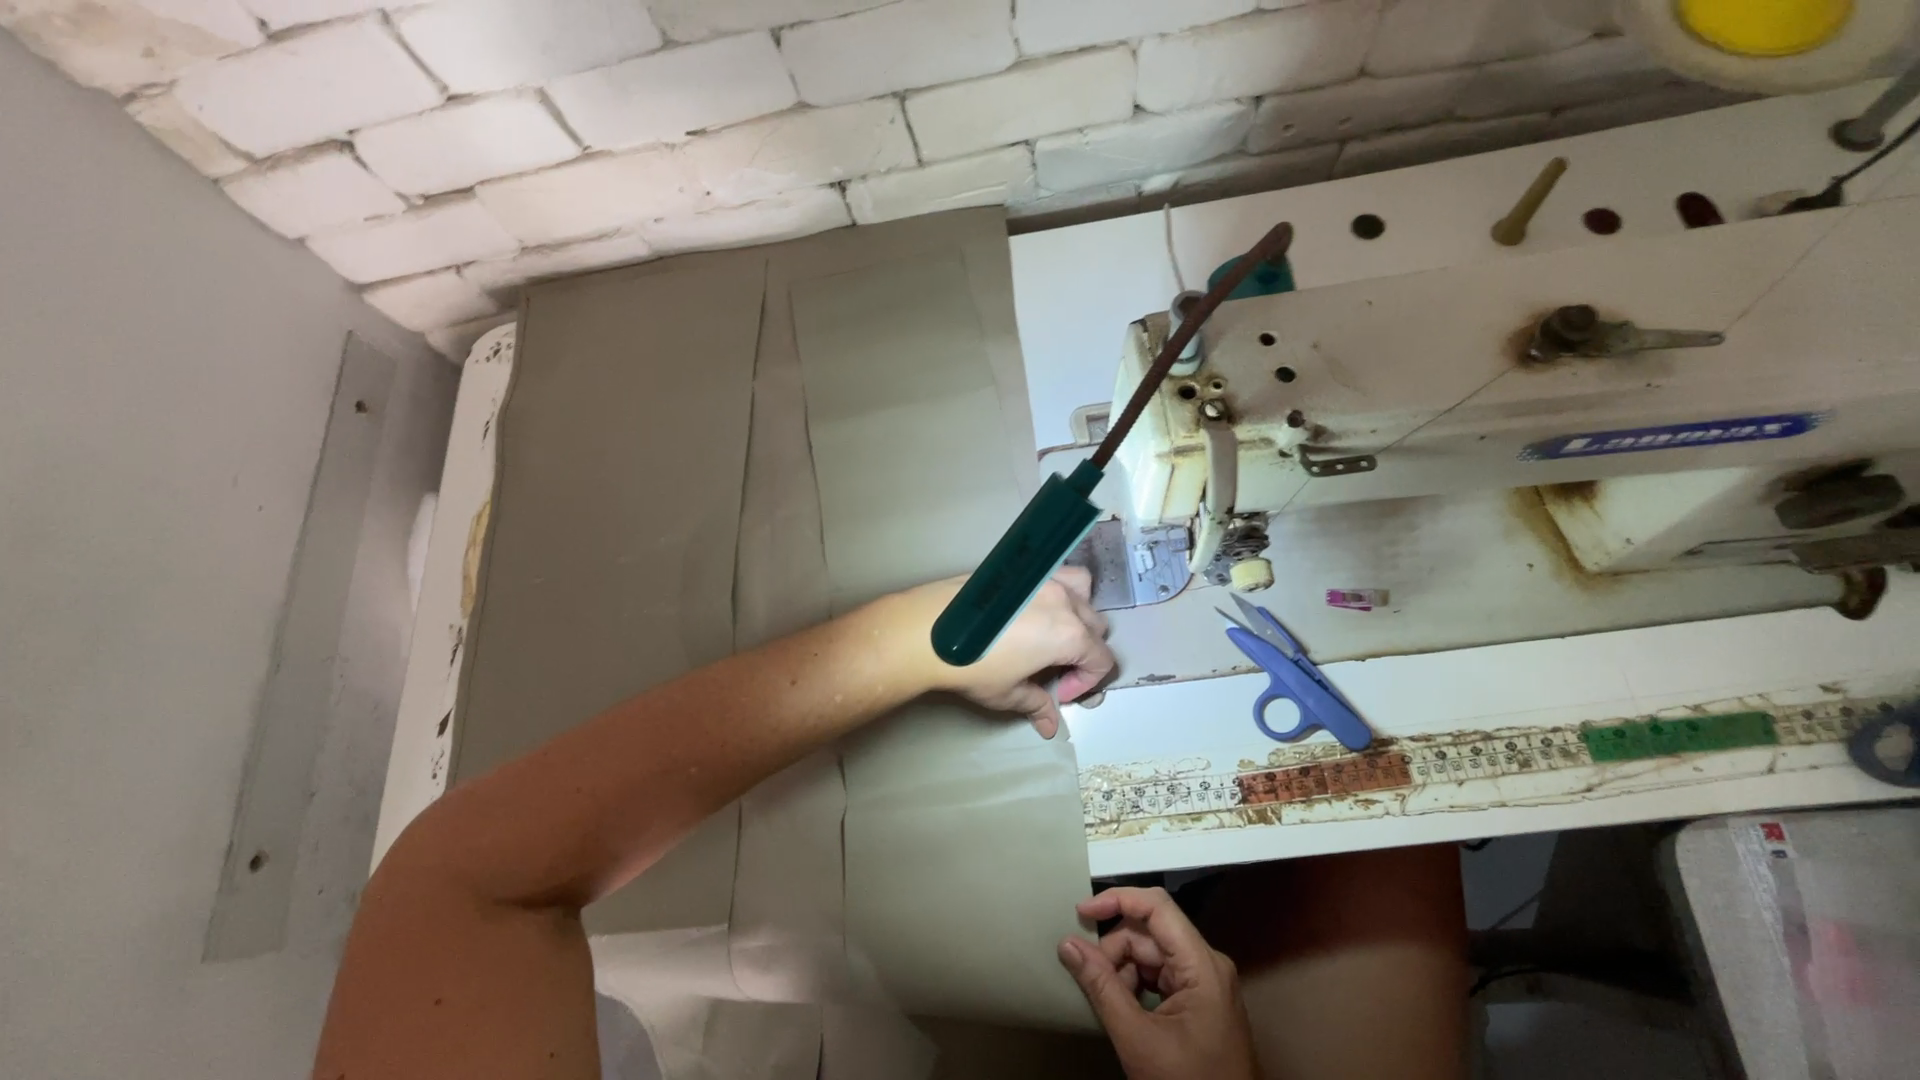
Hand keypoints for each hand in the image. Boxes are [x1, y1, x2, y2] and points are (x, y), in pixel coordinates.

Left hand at [897, 567, 1114, 737]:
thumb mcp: (1008, 693)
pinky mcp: (1021, 570)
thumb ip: (1037, 705)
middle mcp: (1064, 602)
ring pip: (1083, 590)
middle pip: (1096, 627)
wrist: (928, 631)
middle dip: (1083, 652)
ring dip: (1079, 613)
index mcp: (1069, 635)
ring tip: (1054, 632)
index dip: (1085, 683)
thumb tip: (1050, 725)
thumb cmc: (971, 664)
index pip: (1101, 660)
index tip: (1059, 693)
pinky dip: (1058, 589)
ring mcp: (1042, 580)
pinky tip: (1034, 609)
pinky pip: (1055, 573)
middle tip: (1054, 669)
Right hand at [1058, 887, 1259, 1079]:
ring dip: (1123, 971)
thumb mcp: (1137, 1038)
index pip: (1157, 907)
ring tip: (1109, 1003)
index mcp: (1202, 965)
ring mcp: (1206, 983)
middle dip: (1115, 950)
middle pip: (1150, 934)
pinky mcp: (1200, 1001)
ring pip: (1151, 954)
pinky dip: (1136, 985)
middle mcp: (1207, 964)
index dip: (1117, 900)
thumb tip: (1068, 944)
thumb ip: (1101, 987)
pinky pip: (1160, 975)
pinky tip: (1123, 1009)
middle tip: (1090, 981)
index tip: (1081, 913)